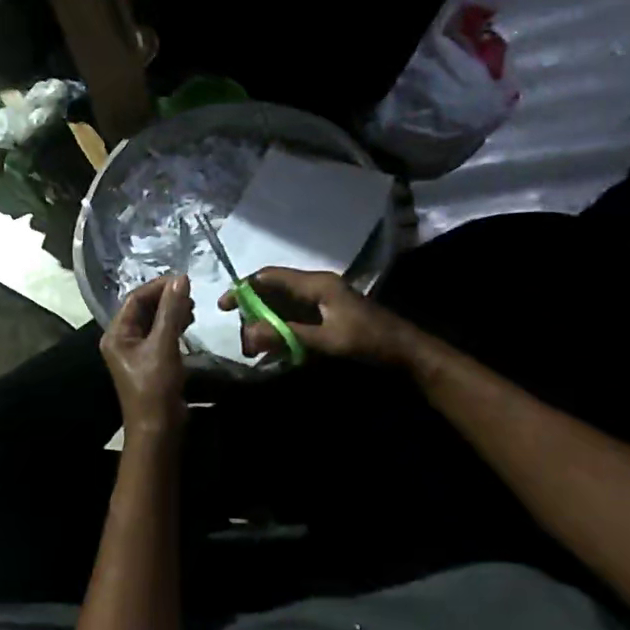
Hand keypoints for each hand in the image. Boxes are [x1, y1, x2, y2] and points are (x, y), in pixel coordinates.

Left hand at [101, 275, 194, 429]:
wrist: (158, 428)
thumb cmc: (155, 386)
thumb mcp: (163, 344)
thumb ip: (171, 310)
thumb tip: (180, 279)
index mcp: (116, 334)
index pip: (135, 299)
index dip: (158, 286)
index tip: (183, 279)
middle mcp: (122, 339)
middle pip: (143, 308)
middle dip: (166, 299)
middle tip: (191, 296)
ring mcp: (136, 351)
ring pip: (154, 321)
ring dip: (172, 312)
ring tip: (193, 310)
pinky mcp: (150, 361)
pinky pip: (160, 335)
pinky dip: (174, 326)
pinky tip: (189, 325)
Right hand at [218, 268, 412, 363]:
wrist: (406, 352)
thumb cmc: (368, 341)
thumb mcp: (325, 341)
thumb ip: (285, 336)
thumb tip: (246, 334)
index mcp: (316, 284)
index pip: (269, 277)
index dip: (243, 288)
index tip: (223, 307)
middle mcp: (315, 288)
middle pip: (272, 293)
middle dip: (252, 315)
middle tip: (244, 341)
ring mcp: (321, 303)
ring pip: (281, 309)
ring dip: (265, 327)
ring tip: (255, 351)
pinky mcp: (326, 318)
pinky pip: (294, 321)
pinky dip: (280, 334)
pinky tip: (274, 352)